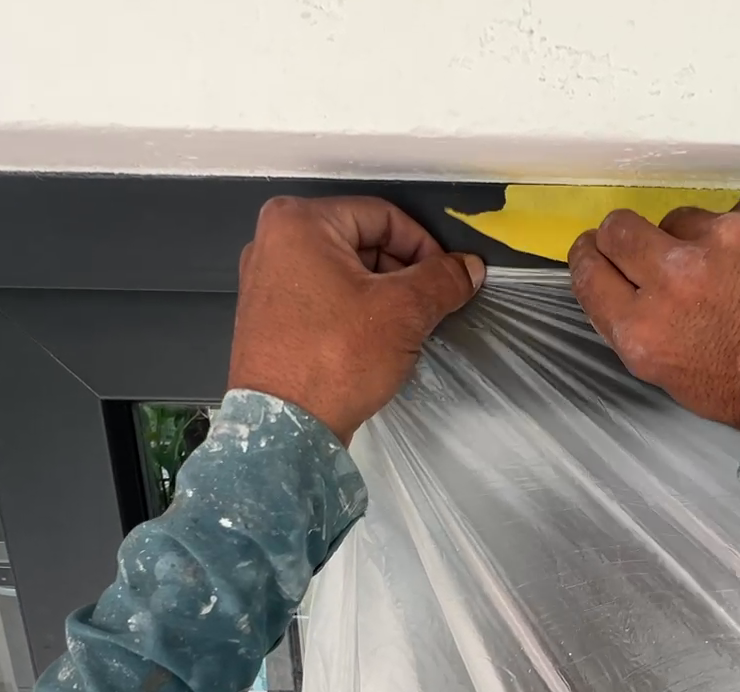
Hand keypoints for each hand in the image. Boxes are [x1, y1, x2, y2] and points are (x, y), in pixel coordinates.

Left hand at [230, 196, 485, 442]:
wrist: (287, 426)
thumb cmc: (338, 358)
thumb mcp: (404, 313)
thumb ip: (443, 280)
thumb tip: (471, 267)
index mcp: (301, 222)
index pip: (384, 216)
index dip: (426, 247)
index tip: (448, 281)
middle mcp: (275, 241)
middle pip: (364, 243)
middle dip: (404, 274)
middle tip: (430, 309)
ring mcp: (268, 282)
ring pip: (347, 274)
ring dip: (385, 297)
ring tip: (407, 331)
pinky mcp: (271, 319)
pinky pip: (327, 300)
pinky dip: (358, 314)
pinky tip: (376, 345)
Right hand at [568, 185, 739, 431]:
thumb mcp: (670, 374)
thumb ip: (634, 325)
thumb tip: (617, 279)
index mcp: (644, 329)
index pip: (588, 268)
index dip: (591, 257)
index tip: (598, 253)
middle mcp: (675, 278)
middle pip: (620, 227)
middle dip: (629, 238)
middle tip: (654, 253)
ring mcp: (725, 236)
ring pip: (683, 217)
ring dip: (696, 239)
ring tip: (733, 275)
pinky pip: (739, 207)